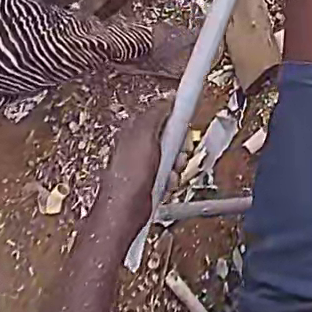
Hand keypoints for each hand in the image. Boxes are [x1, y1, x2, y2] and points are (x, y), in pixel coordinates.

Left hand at [88, 102, 165, 241]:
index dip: (175, 116)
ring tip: (172, 169)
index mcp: (134, 130)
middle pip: (170, 135)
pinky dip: (172, 177)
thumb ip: (156, 115)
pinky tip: (167, 182)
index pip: (160, 113)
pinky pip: (170, 173)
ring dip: (177, 163)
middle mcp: (138, 146)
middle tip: (179, 150)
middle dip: (179, 143)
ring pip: (172, 156)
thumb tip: (168, 99)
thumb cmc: (127, 177)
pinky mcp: (151, 180)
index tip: (187, 114)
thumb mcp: (145, 136)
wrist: (124, 212)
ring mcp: (145, 164)